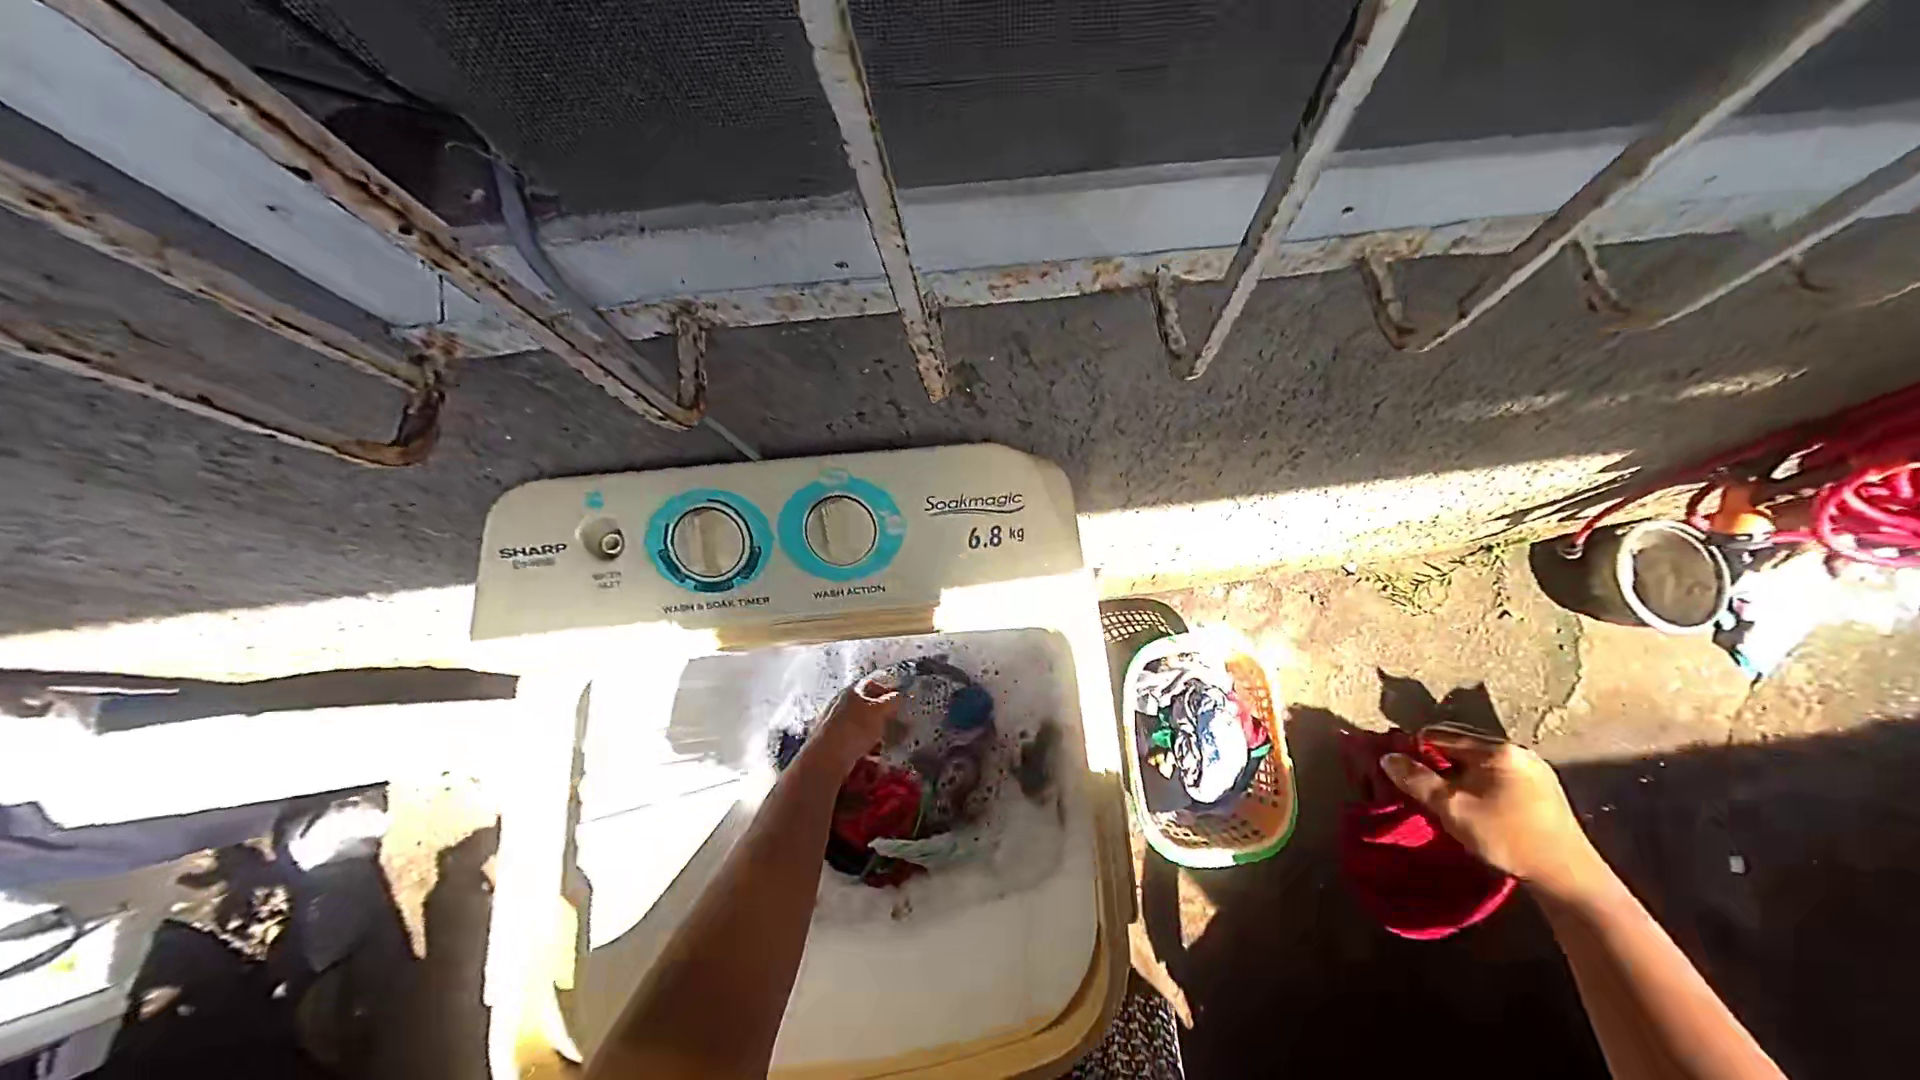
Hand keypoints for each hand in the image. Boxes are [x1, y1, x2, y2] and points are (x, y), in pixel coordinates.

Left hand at [805, 673, 899, 774]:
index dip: (889, 691)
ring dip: (876, 733)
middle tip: (897, 724)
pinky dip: (866, 746)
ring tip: (888, 743)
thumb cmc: (855, 729)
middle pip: (867, 706)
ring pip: (862, 725)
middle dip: (883, 715)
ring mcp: (835, 723)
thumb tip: (899, 696)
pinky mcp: (833, 742)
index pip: (873, 684)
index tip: (901, 702)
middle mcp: (841, 704)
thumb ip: (892, 701)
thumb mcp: (879, 712)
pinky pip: (855, 741)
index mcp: (852, 692)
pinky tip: (875, 755)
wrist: (826, 758)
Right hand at [1380, 728, 1607, 901]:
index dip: (1414, 752)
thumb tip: (1388, 757)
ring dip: (1457, 773)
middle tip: (1425, 789)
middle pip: (1458, 744)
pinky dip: (1478, 781)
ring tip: (1449, 799)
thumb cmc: (1506, 837)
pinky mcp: (1543, 787)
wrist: (1569, 878)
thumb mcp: (1451, 808)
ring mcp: (1534, 768)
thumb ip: (1415, 779)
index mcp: (1495, 748)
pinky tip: (1477, 804)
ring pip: (1477, 759)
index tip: (1406, 775)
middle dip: (1436, 762)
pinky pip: (1497, 772)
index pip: (1436, 734)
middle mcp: (1517, 749)